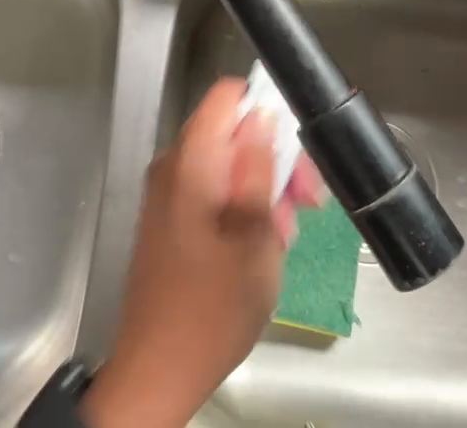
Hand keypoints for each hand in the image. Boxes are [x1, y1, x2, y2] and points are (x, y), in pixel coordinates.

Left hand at [81, 79, 326, 427]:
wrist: (159, 370)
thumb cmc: (214, 306)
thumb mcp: (255, 235)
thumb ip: (259, 168)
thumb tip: (263, 115)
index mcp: (192, 162)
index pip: (228, 97)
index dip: (267, 108)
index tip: (296, 149)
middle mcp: (174, 167)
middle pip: (232, 133)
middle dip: (275, 159)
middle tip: (306, 203)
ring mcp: (169, 193)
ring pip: (228, 165)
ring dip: (265, 189)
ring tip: (283, 236)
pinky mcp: (171, 218)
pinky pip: (215, 191)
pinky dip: (244, 207)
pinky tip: (262, 246)